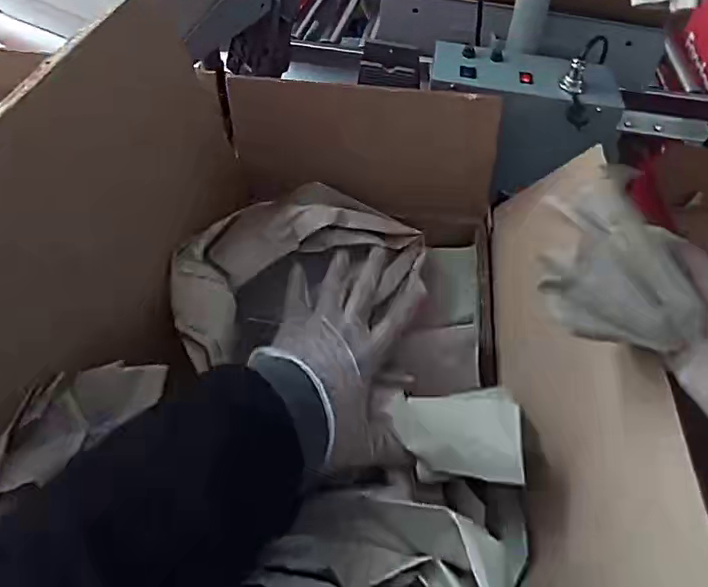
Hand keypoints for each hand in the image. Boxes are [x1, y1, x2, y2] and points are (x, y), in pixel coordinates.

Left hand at [260, 247, 426, 470]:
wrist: (285, 413)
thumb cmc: (328, 425)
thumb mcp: (365, 443)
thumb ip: (391, 447)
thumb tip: (419, 460)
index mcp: (369, 353)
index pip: (396, 322)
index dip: (410, 301)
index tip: (421, 278)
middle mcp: (348, 329)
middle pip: (365, 292)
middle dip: (375, 270)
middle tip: (381, 247)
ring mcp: (319, 320)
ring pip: (333, 286)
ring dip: (340, 268)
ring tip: (344, 251)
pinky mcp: (292, 321)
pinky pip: (296, 297)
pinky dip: (296, 282)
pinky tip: (294, 266)